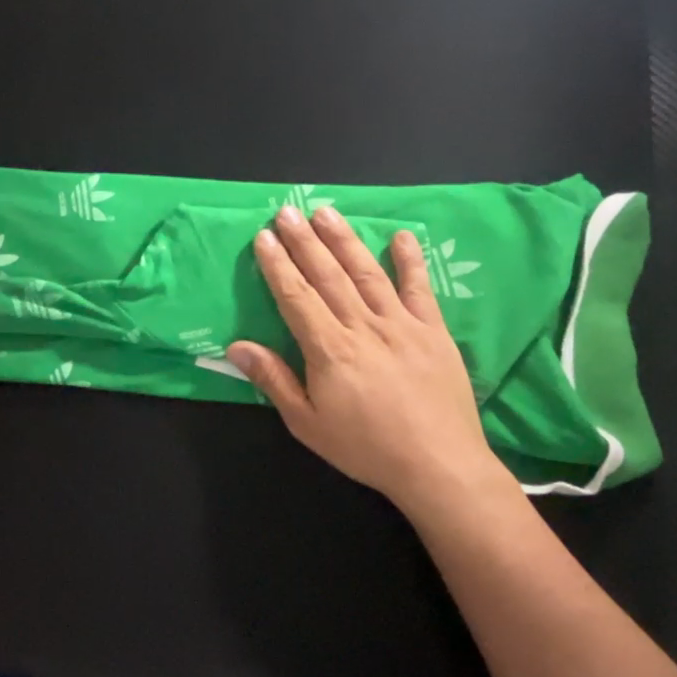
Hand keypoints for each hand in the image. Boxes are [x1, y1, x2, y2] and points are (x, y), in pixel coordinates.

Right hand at [226, 206, 516, 518]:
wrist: (439, 466)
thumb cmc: (364, 448)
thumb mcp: (306, 423)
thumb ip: (274, 380)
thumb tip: (237, 346)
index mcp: (329, 350)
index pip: (296, 297)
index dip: (278, 266)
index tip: (264, 238)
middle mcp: (364, 328)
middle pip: (328, 276)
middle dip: (305, 242)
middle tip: (287, 211)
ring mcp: (402, 326)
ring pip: (368, 274)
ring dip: (345, 241)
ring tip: (326, 212)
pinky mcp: (433, 333)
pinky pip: (419, 290)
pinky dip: (410, 262)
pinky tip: (400, 237)